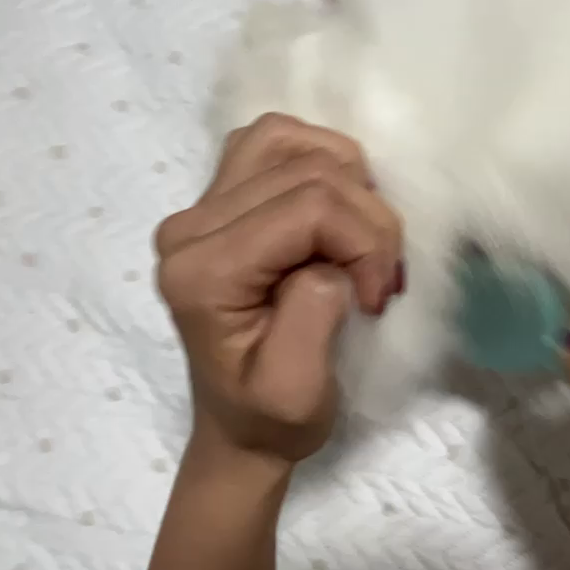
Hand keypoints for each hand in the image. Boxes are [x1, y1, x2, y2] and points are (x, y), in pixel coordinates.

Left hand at [154, 114, 402, 462]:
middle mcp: (190, 225)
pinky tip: (339, 211)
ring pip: (289, 140)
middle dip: (367, 219)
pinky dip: (323, 164)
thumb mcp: (298, 389)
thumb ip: (315, 314)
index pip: (307, 207)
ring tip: (360, 241)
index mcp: (203, 271)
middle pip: (307, 168)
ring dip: (348, 183)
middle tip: (378, 280)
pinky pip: (275, 145)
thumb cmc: (273, 418)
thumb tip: (337, 259)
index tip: (379, 297)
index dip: (365, 242)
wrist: (242, 429)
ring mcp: (201, 206)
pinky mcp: (220, 200)